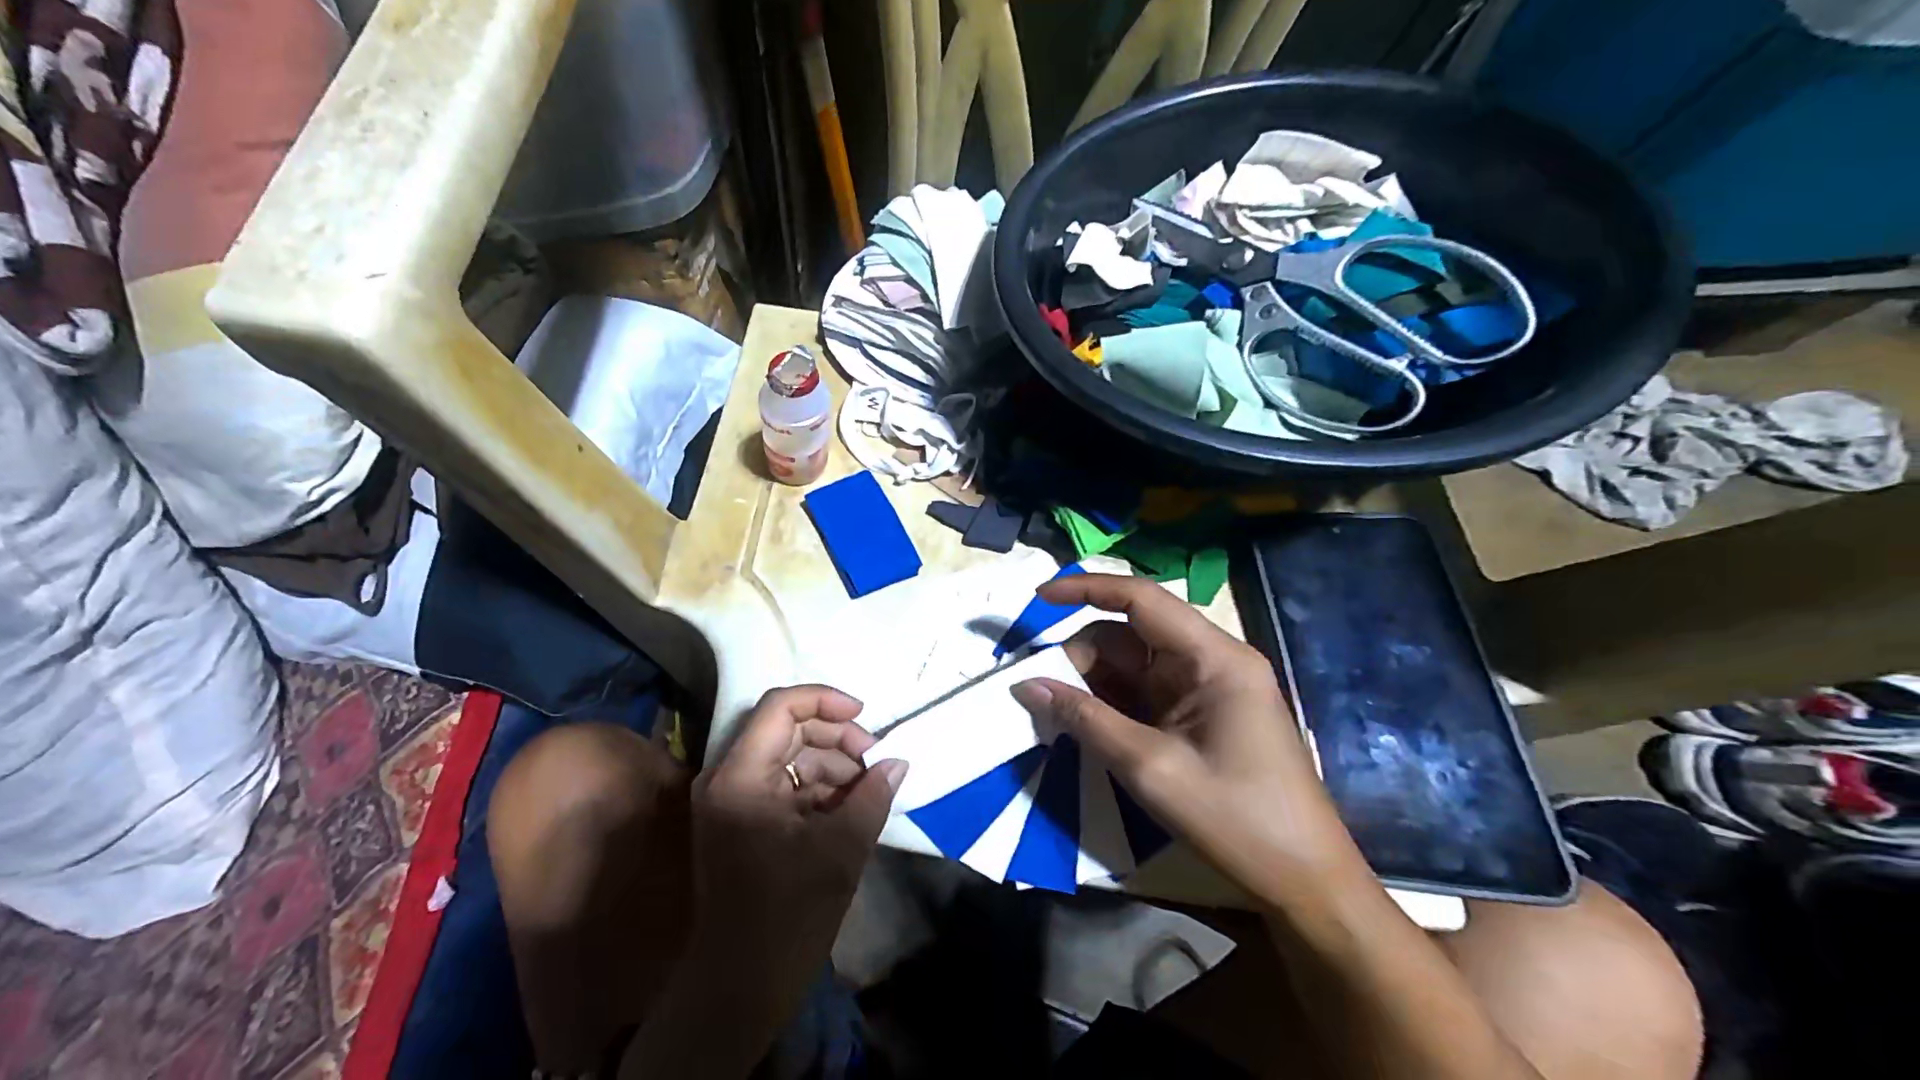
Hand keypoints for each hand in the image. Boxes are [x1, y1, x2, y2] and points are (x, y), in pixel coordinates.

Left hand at [626, 688, 903, 1078]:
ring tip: (868, 789)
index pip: (781, 706)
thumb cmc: (788, 915)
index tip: (866, 717)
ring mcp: (732, 800)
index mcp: (740, 777)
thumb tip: (898, 761)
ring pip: (789, 756)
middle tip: (875, 760)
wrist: (740, 988)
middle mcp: (727, 778)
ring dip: (831, 764)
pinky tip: (849, 807)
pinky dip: (818, 788)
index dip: (825, 700)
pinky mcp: (741, 821)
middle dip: (836, 737)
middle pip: (786, 729)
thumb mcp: (840, 850)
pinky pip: (784, 785)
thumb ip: (872, 795)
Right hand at [1009, 574, 1364, 901]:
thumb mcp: (1150, 768)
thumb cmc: (1236, 819)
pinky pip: (1144, 694)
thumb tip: (1027, 685)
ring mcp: (1206, 691)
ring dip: (1092, 683)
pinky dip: (1110, 705)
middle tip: (1040, 692)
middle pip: (1131, 635)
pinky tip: (1082, 726)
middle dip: (1082, 655)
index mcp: (1214, 658)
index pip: (1141, 599)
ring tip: (1054, 713)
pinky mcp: (1199, 717)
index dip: (1086, 588)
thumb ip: (1085, 720)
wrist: (1304, 881)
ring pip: (1133, 666)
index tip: (1040, 598)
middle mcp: (1211, 662)